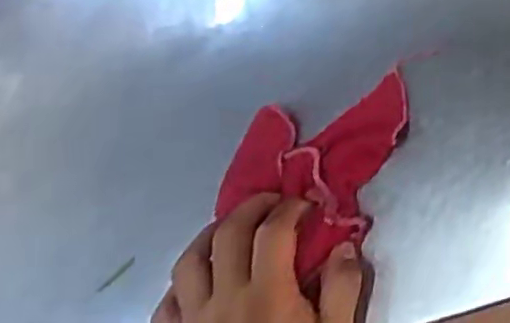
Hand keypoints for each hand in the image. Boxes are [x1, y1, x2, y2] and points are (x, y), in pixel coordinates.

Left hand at [154, 194, 367, 322]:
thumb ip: (344, 288)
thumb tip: (345, 245)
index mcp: (267, 295)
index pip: (273, 228)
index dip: (292, 206)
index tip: (310, 206)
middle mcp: (223, 302)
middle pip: (228, 233)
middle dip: (254, 206)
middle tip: (276, 202)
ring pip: (187, 263)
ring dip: (212, 235)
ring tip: (233, 229)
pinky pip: (165, 305)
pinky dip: (182, 283)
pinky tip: (201, 282)